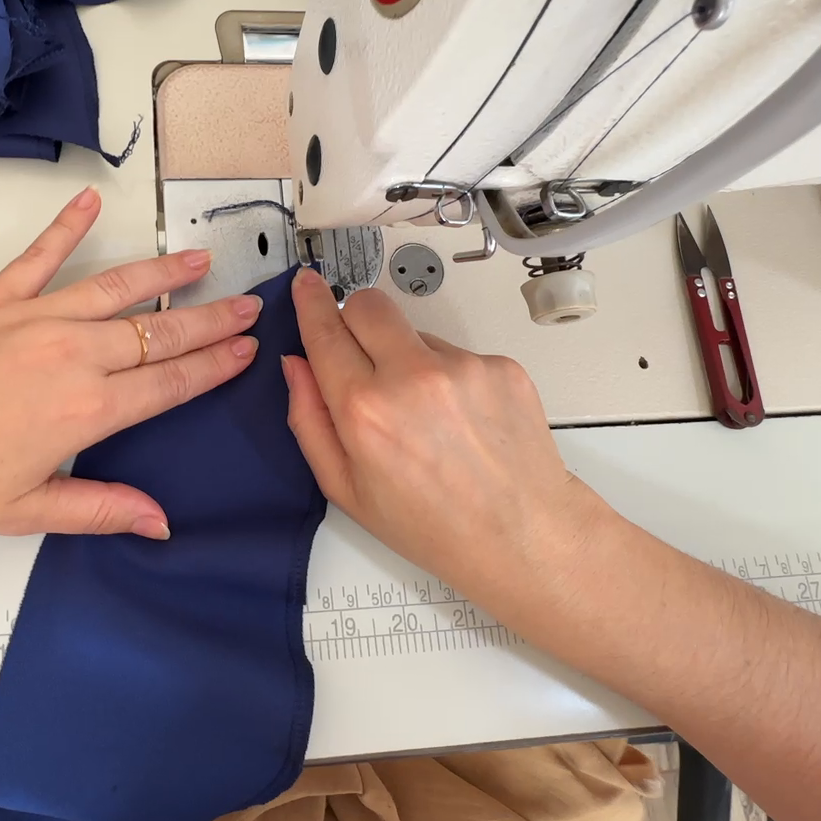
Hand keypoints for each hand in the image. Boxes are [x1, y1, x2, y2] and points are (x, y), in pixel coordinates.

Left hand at [0, 187, 262, 542]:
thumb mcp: (27, 509)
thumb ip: (102, 509)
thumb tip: (160, 523)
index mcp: (86, 411)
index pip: (172, 382)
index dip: (216, 365)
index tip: (248, 349)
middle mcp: (72, 356)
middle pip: (160, 333)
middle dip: (211, 320)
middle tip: (249, 305)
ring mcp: (35, 319)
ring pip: (118, 288)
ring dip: (164, 274)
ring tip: (200, 262)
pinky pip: (41, 256)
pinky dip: (67, 226)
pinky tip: (91, 201)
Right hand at [281, 268, 613, 615]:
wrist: (524, 537)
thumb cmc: (431, 525)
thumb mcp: (344, 488)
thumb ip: (308, 419)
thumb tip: (296, 364)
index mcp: (364, 411)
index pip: (325, 332)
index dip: (311, 302)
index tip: (307, 283)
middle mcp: (412, 377)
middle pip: (369, 304)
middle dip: (355, 316)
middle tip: (362, 353)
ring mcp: (462, 366)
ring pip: (413, 331)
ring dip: (406, 356)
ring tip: (426, 414)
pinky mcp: (500, 364)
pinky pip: (454, 351)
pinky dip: (447, 374)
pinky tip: (459, 418)